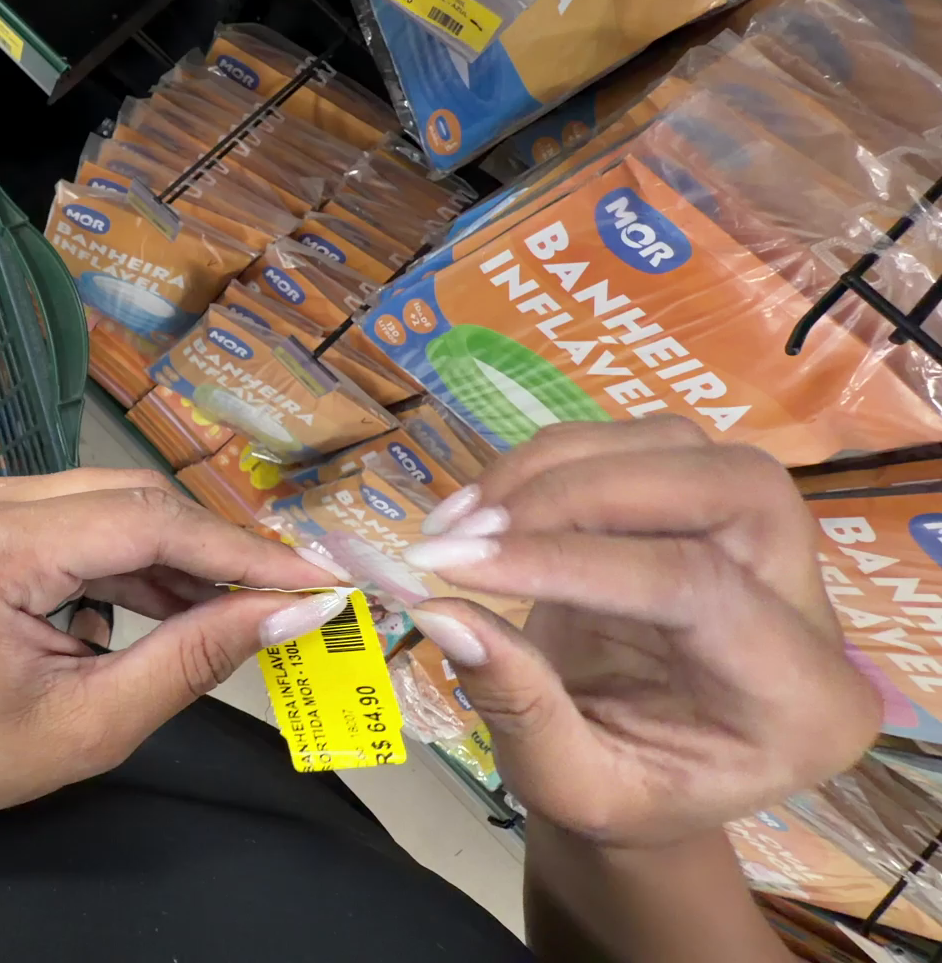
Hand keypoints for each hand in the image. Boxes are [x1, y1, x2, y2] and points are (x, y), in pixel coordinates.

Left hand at [0, 468, 343, 830]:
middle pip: (133, 499)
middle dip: (214, 549)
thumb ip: (195, 658)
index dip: (237, 549)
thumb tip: (292, 609)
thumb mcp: (96, 722)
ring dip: (182, 555)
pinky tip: (181, 602)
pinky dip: (142, 559)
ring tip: (237, 609)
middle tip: (285, 596)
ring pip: (119, 503)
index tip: (314, 578)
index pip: (143, 523)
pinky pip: (91, 518)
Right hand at [398, 417, 877, 847]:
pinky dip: (540, 463)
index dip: (556, 561)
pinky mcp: (693, 516)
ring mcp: (758, 549)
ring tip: (457, 519)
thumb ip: (513, 703)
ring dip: (548, 467)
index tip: (441, 563)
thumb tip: (435, 611)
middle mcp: (804, 607)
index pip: (691, 585)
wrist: (643, 772)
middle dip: (573, 490)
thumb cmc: (616, 794)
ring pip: (675, 444)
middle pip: (723, 484)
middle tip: (463, 530)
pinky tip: (478, 508)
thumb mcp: (565, 782)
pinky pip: (627, 447)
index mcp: (795, 697)